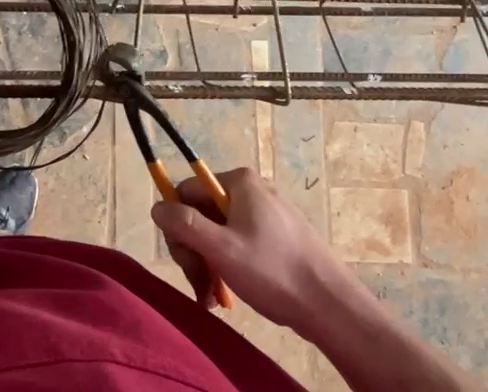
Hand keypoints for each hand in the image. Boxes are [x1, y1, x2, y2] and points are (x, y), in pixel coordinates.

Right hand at [152, 167, 361, 336]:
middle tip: (200, 286)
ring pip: (219, 232)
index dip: (177, 226)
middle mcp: (251, 190)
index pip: (187, 192)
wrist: (331, 306)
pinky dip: (228, 266)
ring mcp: (266, 213)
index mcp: (239, 182)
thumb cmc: (273, 271)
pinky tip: (225, 295)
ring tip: (212, 298)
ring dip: (208, 264)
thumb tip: (157, 207)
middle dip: (195, 251)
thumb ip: (185, 225)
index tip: (184, 261)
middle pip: (202, 213)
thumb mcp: (221, 249)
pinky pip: (239, 243)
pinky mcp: (277, 236)